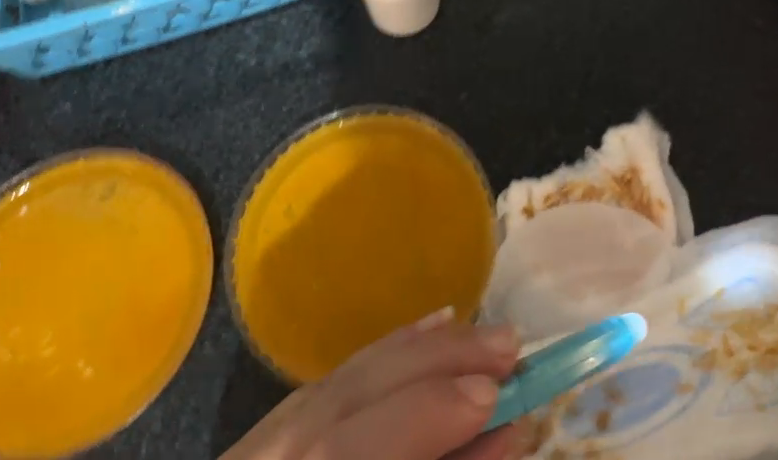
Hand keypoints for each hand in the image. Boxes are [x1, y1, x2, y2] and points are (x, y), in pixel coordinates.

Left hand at [220, 310, 522, 459]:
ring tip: (484, 336)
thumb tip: (506, 433)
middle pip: (353, 392)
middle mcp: (280, 454)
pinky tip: (432, 330)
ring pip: (347, 374)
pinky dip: (393, 350)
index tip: (491, 393)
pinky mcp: (277, 420)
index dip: (423, 414)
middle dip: (436, 361)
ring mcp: (268, 436)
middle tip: (510, 345)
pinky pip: (340, 374)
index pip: (350, 446)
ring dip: (424, 348)